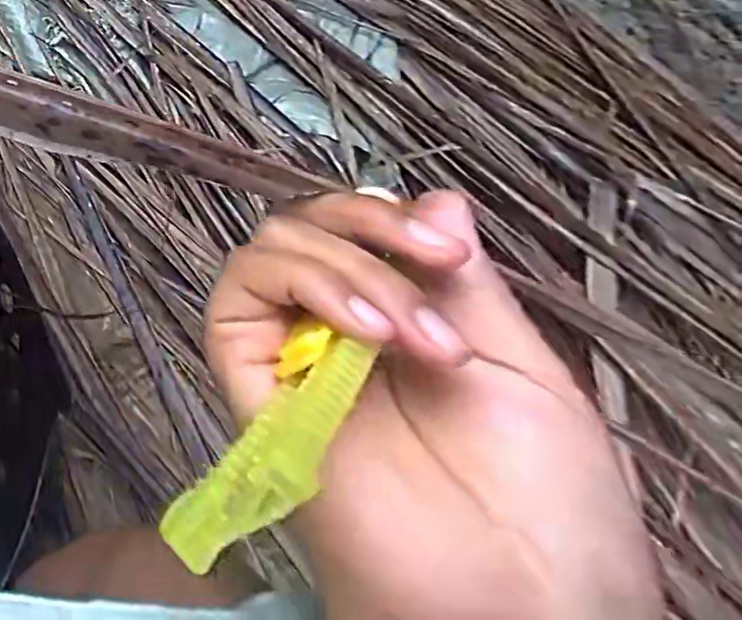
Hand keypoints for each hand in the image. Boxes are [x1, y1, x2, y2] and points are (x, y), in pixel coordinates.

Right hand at [206, 190, 658, 619]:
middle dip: (367, 232)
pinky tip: (365, 327)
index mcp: (383, 315)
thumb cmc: (537, 498)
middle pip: (298, 225)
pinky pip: (240, 291)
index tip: (442, 243)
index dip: (379, 216)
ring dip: (347, 267)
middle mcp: (319, 318)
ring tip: (417, 336)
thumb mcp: (517, 368)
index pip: (345, 231)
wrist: (503, 592)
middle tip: (438, 269)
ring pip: (268, 247)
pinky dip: (303, 284)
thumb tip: (435, 194)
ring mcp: (276, 339)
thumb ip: (461, 283)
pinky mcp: (239, 362)